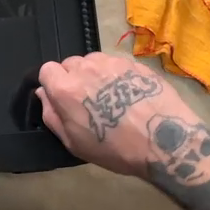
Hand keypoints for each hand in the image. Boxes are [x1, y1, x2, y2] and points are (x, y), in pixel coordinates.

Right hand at [36, 53, 197, 178]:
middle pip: (70, 63)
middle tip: (88, 101)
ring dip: (94, 73)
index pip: (46, 70)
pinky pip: (115, 63)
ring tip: (110, 95)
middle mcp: (86, 68)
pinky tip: (129, 93)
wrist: (165, 141)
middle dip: (73, 78)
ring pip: (92, 60)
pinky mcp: (133, 62)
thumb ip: (53, 116)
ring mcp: (111, 62)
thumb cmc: (115, 149)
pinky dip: (116, 74)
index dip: (53, 84)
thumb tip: (44, 95)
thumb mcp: (75, 144)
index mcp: (66, 89)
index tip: (63, 99)